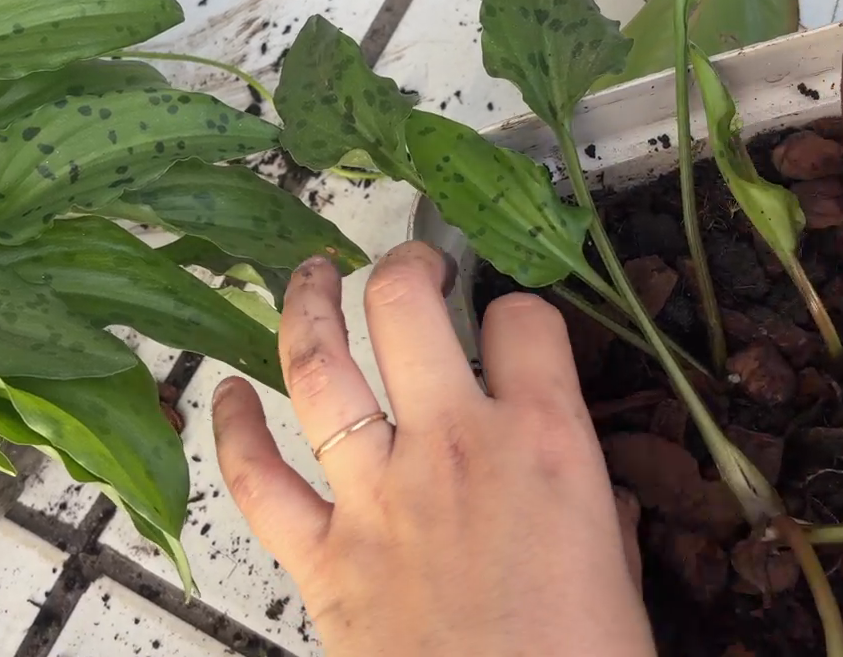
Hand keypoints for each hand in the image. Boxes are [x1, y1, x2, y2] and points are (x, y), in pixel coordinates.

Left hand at [212, 242, 653, 656]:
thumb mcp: (616, 577)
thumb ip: (596, 513)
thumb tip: (588, 491)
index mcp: (542, 442)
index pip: (524, 320)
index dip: (520, 312)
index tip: (513, 329)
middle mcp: (452, 445)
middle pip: (405, 306)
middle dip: (406, 266)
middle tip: (412, 265)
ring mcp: (376, 495)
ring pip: (319, 367)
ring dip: (306, 305)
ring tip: (311, 274)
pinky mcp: (322, 559)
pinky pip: (258, 482)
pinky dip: (233, 431)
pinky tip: (226, 393)